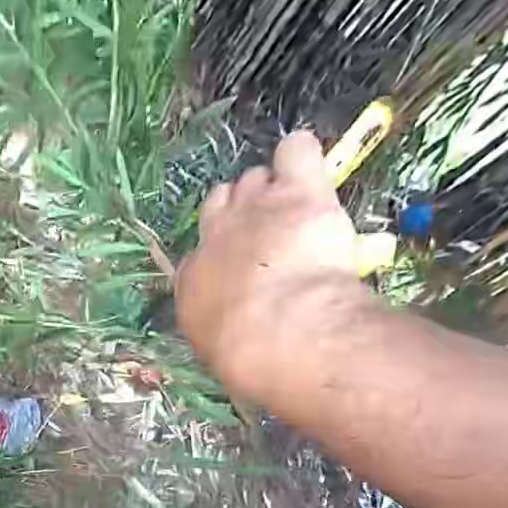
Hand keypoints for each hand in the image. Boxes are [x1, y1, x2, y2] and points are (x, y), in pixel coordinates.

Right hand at [174, 131, 363, 395]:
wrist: (280, 331)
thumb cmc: (249, 358)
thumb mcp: (220, 353)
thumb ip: (220, 329)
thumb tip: (232, 332)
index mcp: (193, 280)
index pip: (199, 255)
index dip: (221, 259)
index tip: (241, 275)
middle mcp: (216, 236)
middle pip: (220, 203)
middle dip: (240, 214)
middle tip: (268, 237)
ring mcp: (255, 208)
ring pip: (255, 177)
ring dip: (273, 191)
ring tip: (295, 213)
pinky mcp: (297, 191)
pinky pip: (296, 150)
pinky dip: (304, 160)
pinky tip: (314, 178)